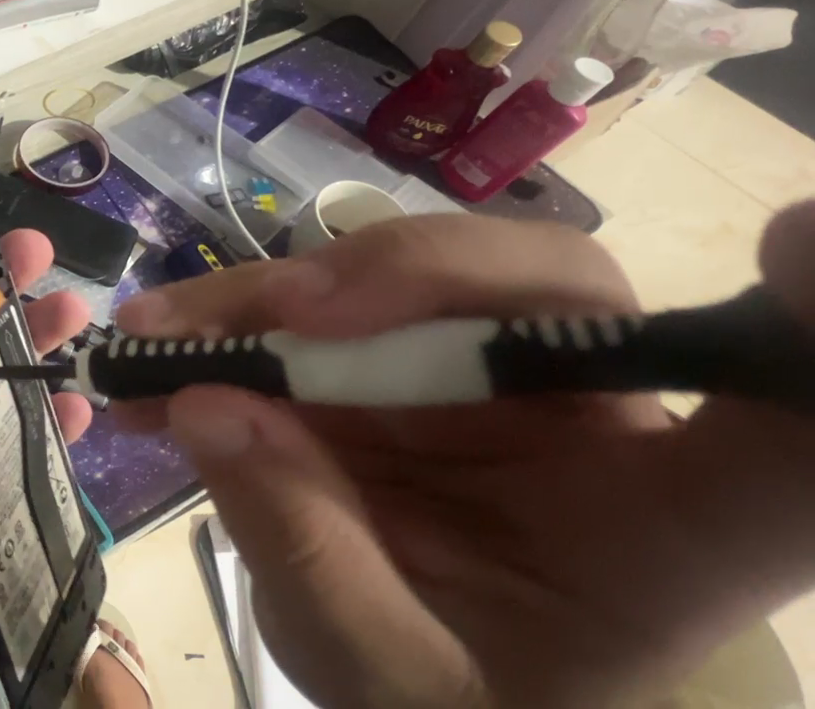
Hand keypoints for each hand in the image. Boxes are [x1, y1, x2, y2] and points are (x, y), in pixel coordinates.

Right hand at [115, 208, 814, 708]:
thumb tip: (207, 406)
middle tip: (274, 317)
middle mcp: (587, 413)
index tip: (800, 242)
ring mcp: (478, 366)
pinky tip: (157, 354)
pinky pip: (313, 298)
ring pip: (398, 273)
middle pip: (539, 286)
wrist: (397, 670)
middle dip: (400, 280)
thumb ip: (309, 554)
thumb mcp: (378, 669)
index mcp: (667, 525)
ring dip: (267, 294)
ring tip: (156, 338)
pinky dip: (228, 318)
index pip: (791, 430)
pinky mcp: (388, 345)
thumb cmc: (441, 694)